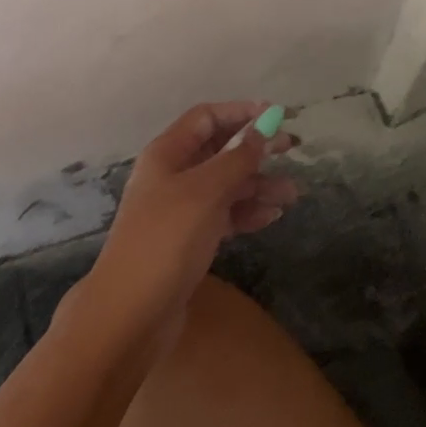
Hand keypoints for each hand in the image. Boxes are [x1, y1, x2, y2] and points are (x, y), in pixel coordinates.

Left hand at [83, 102, 298, 331]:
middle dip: (255, 148)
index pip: (206, 118)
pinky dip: (247, 212)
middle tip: (293, 149)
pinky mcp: (189, 240)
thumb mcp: (205, 192)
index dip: (240, 113)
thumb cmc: (166, 240)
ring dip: (258, 185)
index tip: (277, 115)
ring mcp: (180, 210)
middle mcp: (172, 176)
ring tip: (292, 195)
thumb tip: (263, 128)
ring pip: (226, 185)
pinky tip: (271, 217)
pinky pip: (224, 215)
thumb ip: (236, 158)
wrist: (132, 313)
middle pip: (218, 150)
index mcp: (167, 154)